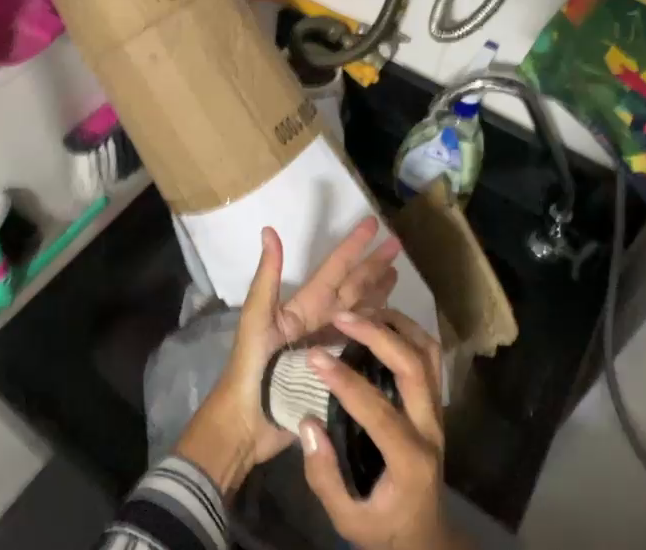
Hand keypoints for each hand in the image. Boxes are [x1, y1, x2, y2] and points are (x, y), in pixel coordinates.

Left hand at [174, 218, 400, 494]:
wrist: (247, 421)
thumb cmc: (249, 367)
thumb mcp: (257, 319)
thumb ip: (267, 277)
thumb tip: (269, 230)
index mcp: (301, 308)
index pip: (334, 271)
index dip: (353, 247)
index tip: (373, 224)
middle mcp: (318, 324)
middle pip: (352, 289)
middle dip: (373, 266)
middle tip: (398, 245)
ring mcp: (329, 350)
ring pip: (360, 314)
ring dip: (379, 294)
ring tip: (398, 276)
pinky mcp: (337, 375)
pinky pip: (363, 348)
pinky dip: (378, 334)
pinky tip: (393, 326)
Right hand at [300, 310, 463, 549]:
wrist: (425, 536)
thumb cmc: (383, 527)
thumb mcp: (347, 519)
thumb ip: (324, 477)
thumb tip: (307, 424)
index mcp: (409, 461)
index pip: (380, 411)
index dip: (346, 381)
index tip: (315, 356)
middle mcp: (431, 430)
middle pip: (414, 368)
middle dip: (377, 335)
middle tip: (340, 317)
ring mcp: (438, 413)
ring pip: (428, 354)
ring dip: (397, 326)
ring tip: (361, 310)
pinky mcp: (436, 404)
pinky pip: (429, 358)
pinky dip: (407, 332)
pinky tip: (379, 323)